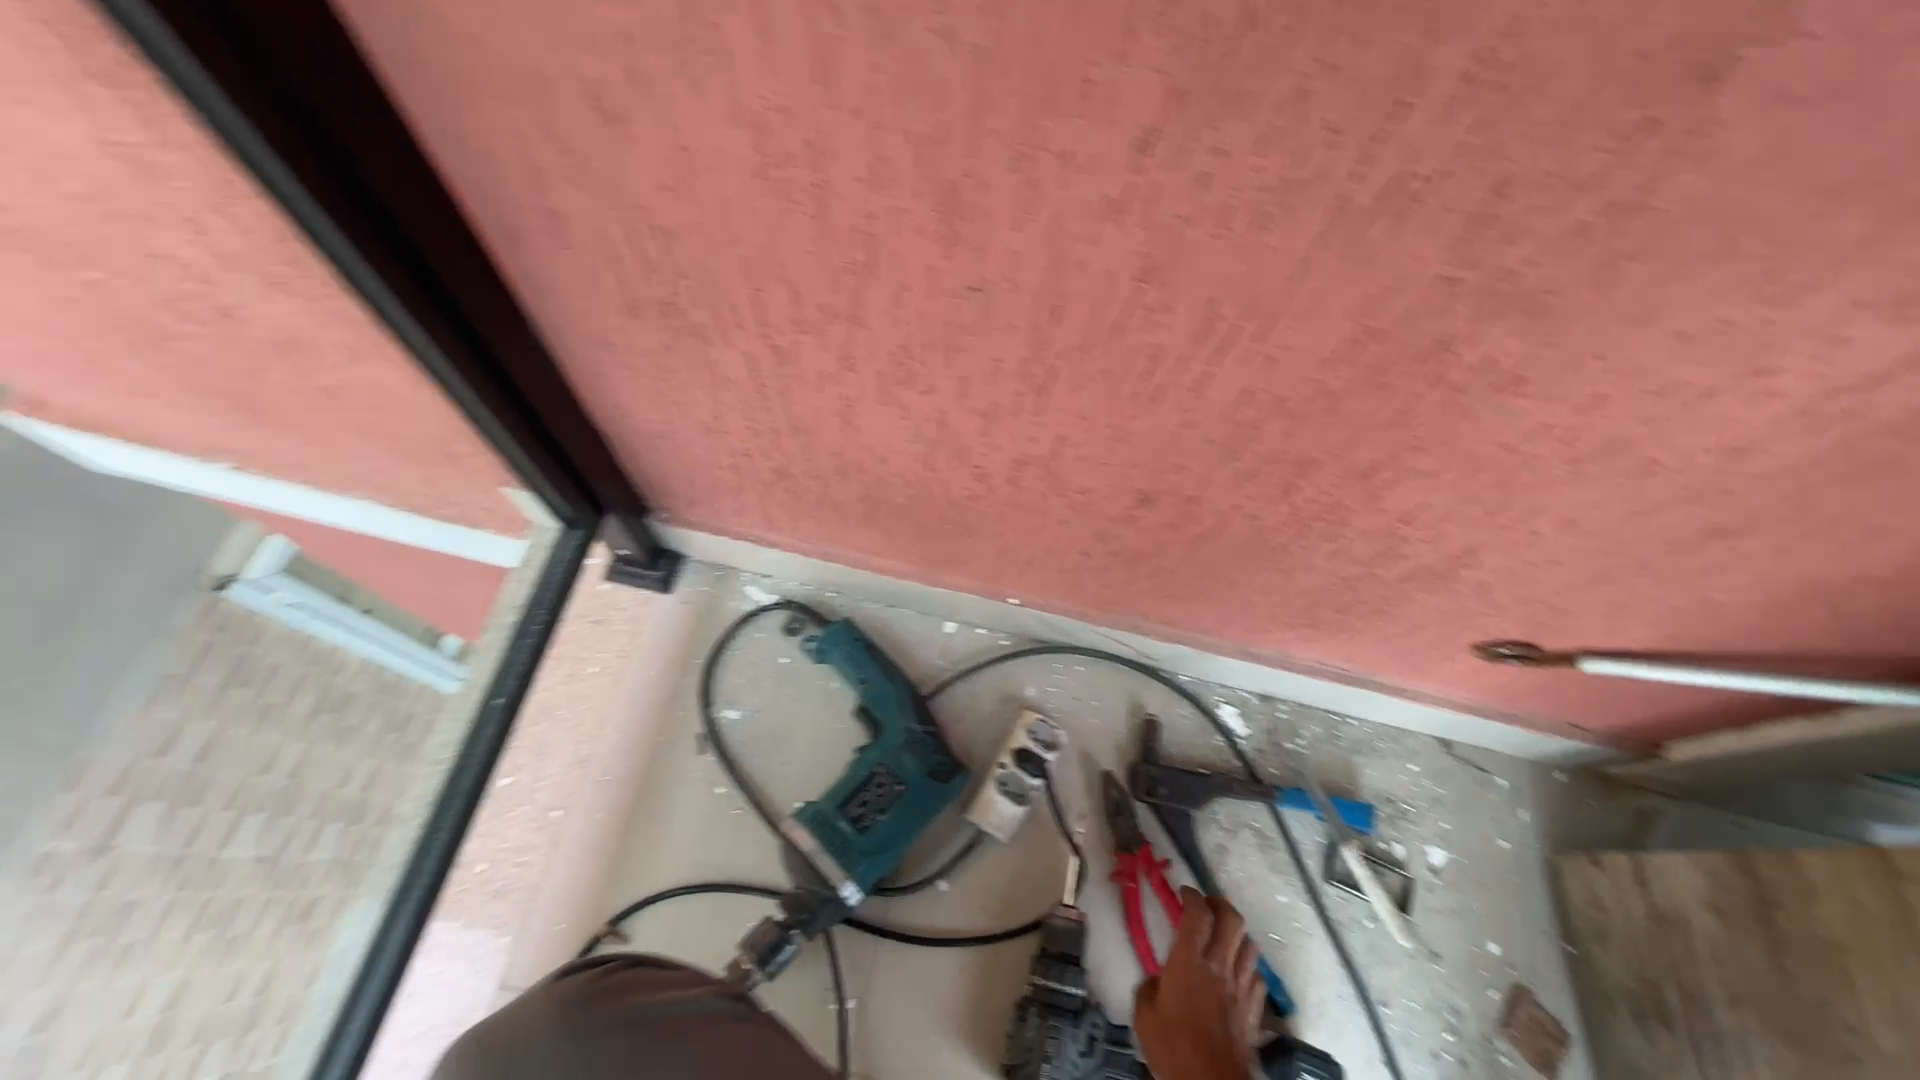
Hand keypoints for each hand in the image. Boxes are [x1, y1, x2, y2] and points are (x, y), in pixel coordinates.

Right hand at [1133, 887, 1264, 1079]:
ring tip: (1223, 936)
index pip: (1197, 914)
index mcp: (1188, 962)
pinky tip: (1237, 973)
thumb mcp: (1144, 1016)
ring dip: (1237, 933)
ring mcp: (1241, 986)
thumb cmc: (1173, 1047)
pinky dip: (1247, 966)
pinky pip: (1257, 975)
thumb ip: (1149, 988)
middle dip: (1220, 904)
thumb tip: (1155, 979)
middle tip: (1207, 905)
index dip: (1192, 896)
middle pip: (1232, 920)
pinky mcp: (1254, 1008)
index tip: (1184, 892)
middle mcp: (1219, 966)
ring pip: (1249, 944)